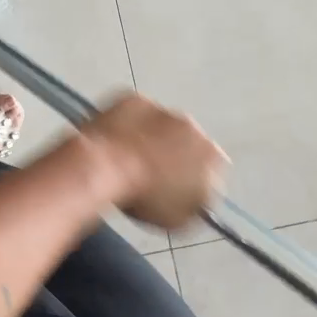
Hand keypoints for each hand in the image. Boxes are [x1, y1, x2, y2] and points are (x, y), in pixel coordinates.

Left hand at [80, 93, 226, 228]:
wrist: (104, 166)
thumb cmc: (145, 197)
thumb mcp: (183, 217)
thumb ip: (197, 203)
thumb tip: (196, 198)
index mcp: (212, 155)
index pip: (210, 166)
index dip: (191, 176)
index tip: (174, 184)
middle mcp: (192, 126)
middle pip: (185, 139)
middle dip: (171, 150)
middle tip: (150, 168)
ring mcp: (161, 108)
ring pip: (159, 122)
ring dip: (149, 134)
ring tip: (128, 152)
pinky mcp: (131, 98)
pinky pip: (133, 110)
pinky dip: (127, 120)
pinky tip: (115, 135)